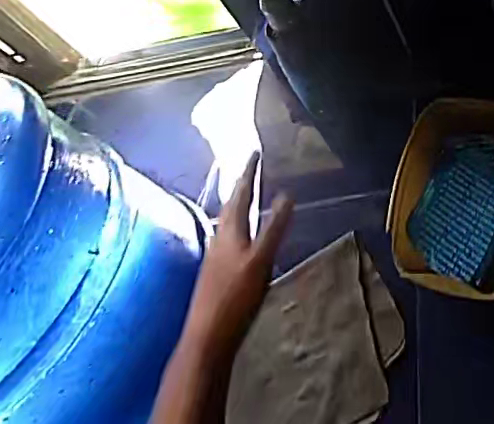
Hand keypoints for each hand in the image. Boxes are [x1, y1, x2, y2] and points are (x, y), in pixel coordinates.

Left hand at [177, 152, 291, 367]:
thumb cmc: (235, 297)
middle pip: (231, 206)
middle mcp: (219, 240)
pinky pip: (228, 236)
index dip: (248, 173)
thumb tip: (288, 193)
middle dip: (241, 186)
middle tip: (251, 169)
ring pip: (228, 222)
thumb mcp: (261, 261)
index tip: (254, 152)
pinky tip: (241, 237)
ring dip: (238, 205)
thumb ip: (274, 227)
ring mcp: (214, 258)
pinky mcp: (214, 274)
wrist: (205, 341)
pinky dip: (238, 225)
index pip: (241, 194)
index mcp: (230, 232)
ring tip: (247, 196)